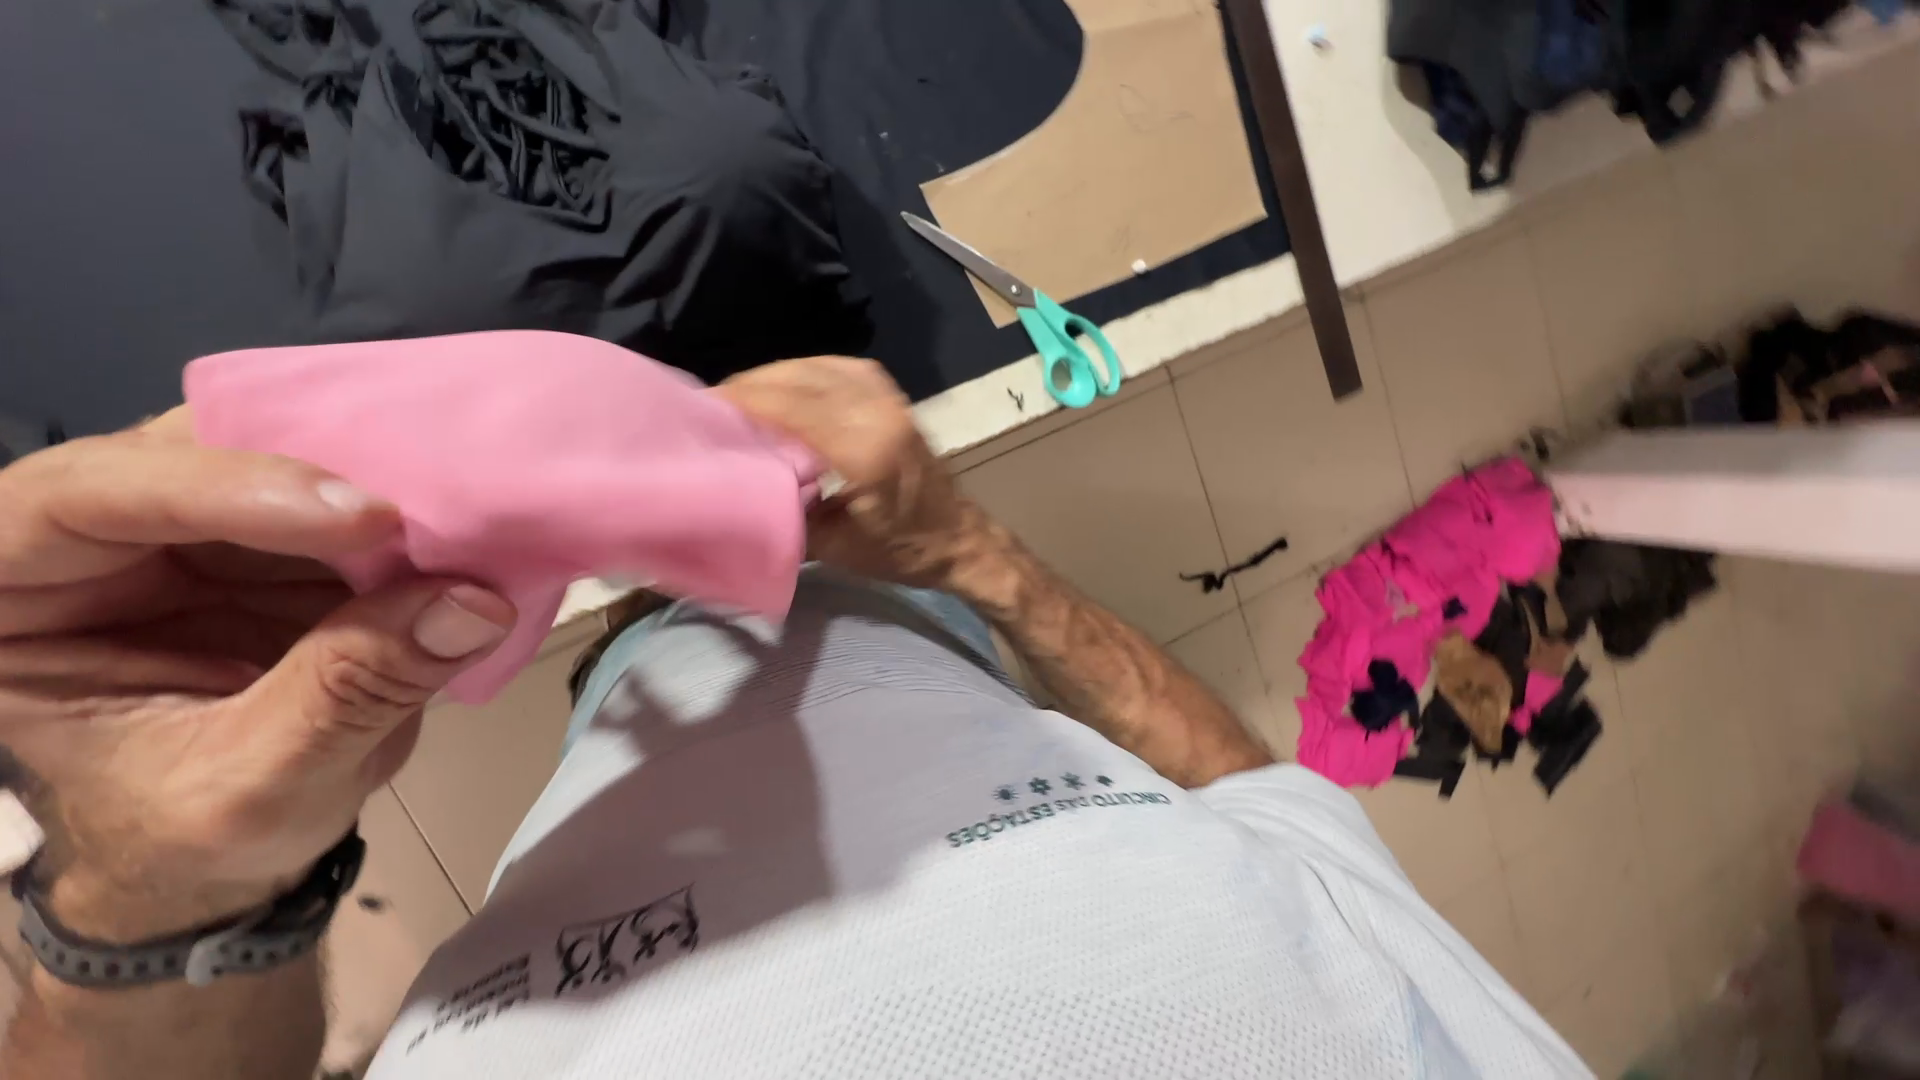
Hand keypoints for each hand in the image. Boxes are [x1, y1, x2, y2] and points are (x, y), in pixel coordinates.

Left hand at [0, 412, 516, 939]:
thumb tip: (475, 603)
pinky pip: (355, 497)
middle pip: (194, 453)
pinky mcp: (294, 548)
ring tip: (464, 509)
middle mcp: (102, 548)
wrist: (241, 850)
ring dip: (382, 479)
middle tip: (428, 500)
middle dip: (316, 469)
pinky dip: (417, 510)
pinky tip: (468, 522)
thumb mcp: (264, 785)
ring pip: (287, 458)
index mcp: (19, 603)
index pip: (85, 502)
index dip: (223, 490)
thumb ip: (353, 695)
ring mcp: (205, 538)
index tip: (369, 521)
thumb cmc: (200, 838)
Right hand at [715, 357, 989, 588]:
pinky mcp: (894, 397)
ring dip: (777, 376)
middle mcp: (878, 413)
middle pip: (800, 379)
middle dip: (752, 386)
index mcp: (865, 450)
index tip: (703, 408)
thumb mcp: (838, 548)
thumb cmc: (902, 551)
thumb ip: (790, 517)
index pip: (791, 407)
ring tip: (742, 397)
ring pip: (819, 367)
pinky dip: (807, 372)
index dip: (744, 400)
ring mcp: (890, 400)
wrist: (960, 540)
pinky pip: (841, 368)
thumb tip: (744, 491)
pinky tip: (786, 387)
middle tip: (714, 404)